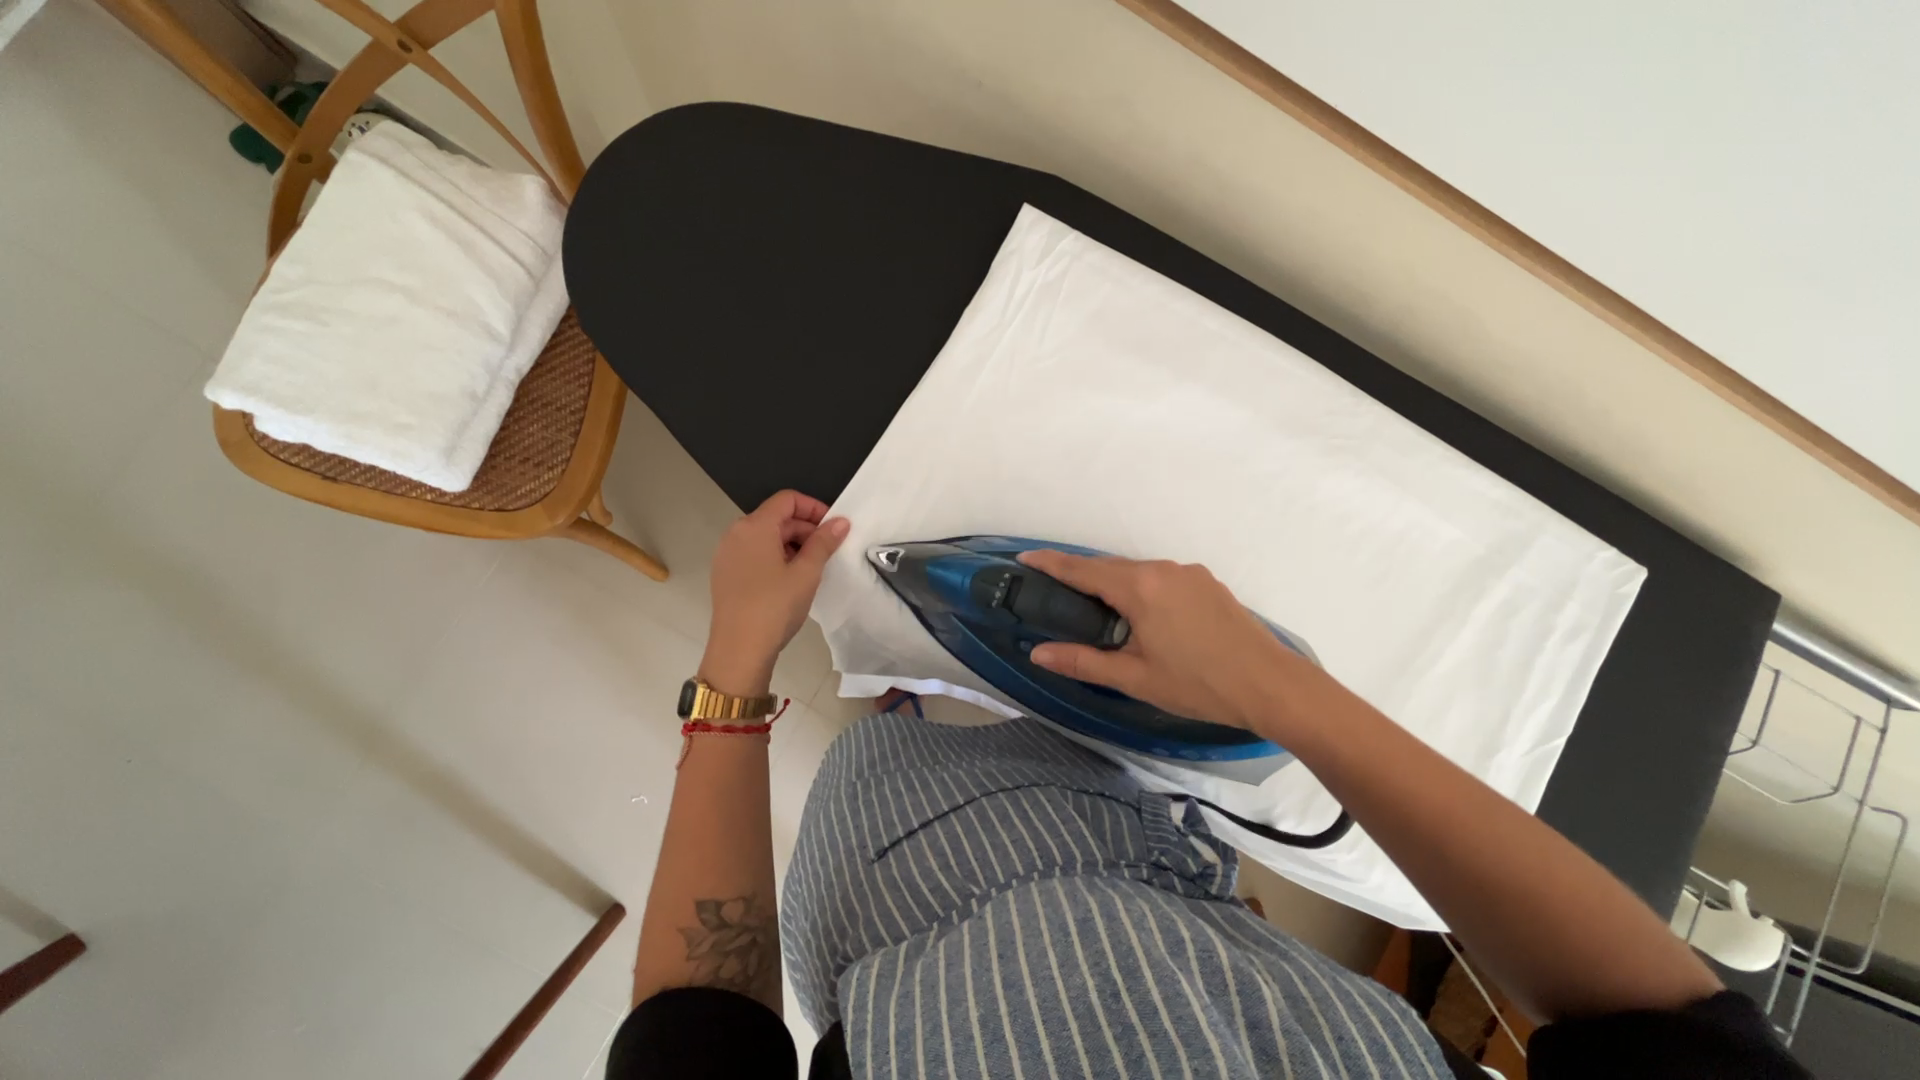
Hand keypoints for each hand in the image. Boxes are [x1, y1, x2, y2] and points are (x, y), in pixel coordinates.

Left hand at [701, 490, 848, 695]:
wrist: (739, 650)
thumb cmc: (775, 606)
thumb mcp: (806, 573)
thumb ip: (824, 542)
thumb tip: (840, 521)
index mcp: (754, 526)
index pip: (787, 499)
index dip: (814, 508)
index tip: (833, 529)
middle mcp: (735, 534)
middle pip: (776, 517)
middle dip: (805, 529)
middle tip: (828, 552)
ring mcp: (727, 555)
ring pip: (765, 537)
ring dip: (792, 545)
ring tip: (812, 569)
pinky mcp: (725, 575)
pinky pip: (754, 554)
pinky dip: (775, 558)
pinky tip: (789, 581)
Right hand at [1017, 550, 1321, 740]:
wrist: (1272, 686)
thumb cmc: (1198, 685)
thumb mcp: (1134, 678)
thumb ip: (1083, 661)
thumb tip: (1038, 653)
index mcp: (1140, 588)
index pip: (1082, 569)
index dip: (1050, 564)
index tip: (1023, 559)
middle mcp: (1163, 569)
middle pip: (1109, 567)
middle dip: (1079, 575)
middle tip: (1051, 589)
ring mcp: (1189, 574)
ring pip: (1137, 572)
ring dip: (1112, 584)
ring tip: (1094, 609)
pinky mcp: (1208, 584)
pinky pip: (1160, 578)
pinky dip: (1139, 589)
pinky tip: (1140, 615)